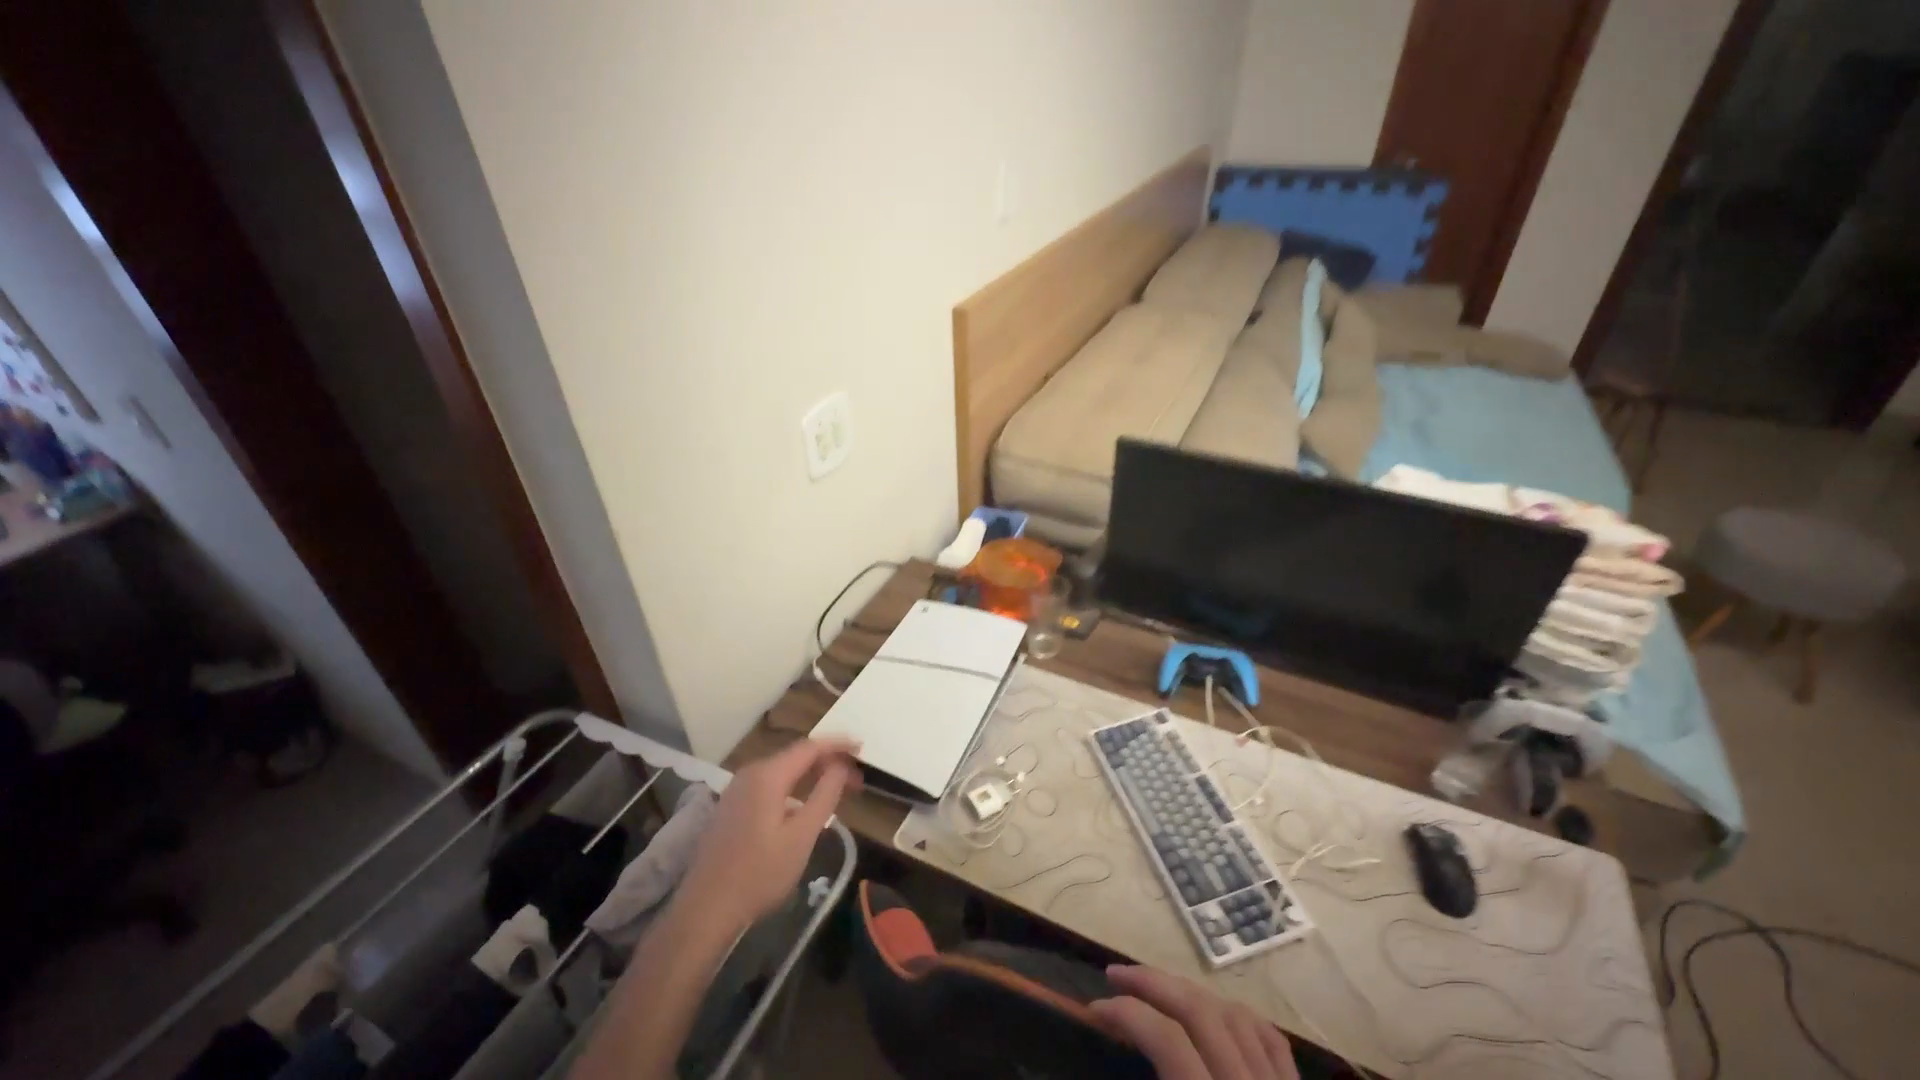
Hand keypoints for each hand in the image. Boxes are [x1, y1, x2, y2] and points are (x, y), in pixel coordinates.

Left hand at [675, 737, 860, 932]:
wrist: (708, 908)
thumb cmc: (761, 873)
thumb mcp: (802, 836)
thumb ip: (825, 795)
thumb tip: (841, 766)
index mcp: (767, 776)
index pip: (809, 747)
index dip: (838, 744)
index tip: (862, 748)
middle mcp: (749, 774)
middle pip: (795, 756)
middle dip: (827, 761)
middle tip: (856, 779)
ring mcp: (736, 790)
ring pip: (781, 771)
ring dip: (810, 775)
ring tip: (836, 789)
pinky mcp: (731, 807)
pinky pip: (768, 785)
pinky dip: (792, 787)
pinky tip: (803, 806)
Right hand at [1091, 965, 1298, 1079]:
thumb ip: (1156, 1078)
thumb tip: (1122, 1036)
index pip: (1166, 1041)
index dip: (1127, 1014)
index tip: (1097, 1007)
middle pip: (1200, 1013)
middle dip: (1153, 984)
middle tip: (1116, 973)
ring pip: (1235, 1015)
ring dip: (1191, 992)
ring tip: (1158, 987)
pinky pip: (1271, 1038)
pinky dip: (1239, 1015)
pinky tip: (1216, 1010)